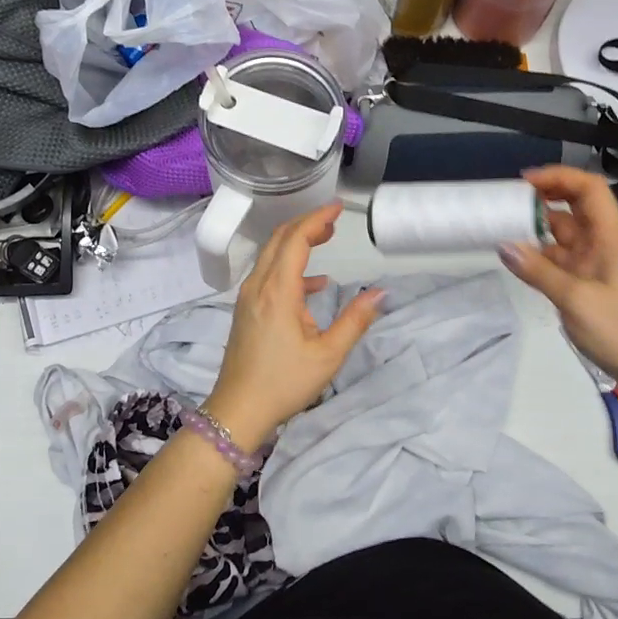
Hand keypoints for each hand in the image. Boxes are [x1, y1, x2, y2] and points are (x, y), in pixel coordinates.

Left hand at [204, 203, 384, 445]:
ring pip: (270, 255)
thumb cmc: (284, 383)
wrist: (238, 409)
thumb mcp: (328, 355)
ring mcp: (247, 297)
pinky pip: (266, 274)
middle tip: (334, 220)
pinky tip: (313, 285)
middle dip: (306, 224)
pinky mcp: (245, 310)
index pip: (295, 239)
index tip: (338, 208)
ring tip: (325, 240)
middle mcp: (258, 286)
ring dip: (296, 242)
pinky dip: (289, 266)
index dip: (317, 219)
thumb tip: (380, 292)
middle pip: (279, 240)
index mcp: (278, 291)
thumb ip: (355, 320)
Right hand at [498, 166, 617, 393]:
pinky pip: (566, 258)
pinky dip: (544, 254)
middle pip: (578, 207)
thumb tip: (503, 245)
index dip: (559, 177)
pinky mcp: (595, 282)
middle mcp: (608, 243)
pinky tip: (521, 259)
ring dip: (540, 229)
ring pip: (568, 234)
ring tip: (505, 228)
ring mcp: (602, 263)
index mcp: (613, 237)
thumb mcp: (574, 299)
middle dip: (545, 199)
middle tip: (509, 202)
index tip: (525, 183)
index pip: (590, 189)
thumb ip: (537, 271)